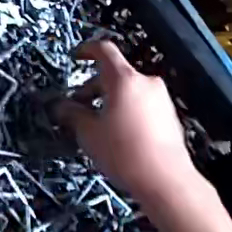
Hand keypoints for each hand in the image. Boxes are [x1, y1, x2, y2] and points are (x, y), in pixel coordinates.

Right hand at [57, 40, 204, 215]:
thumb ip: (72, 114)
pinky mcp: (170, 115)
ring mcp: (161, 98)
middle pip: (115, 73)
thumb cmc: (124, 153)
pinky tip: (119, 134)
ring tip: (98, 124)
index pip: (104, 50)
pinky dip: (127, 109)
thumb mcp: (89, 133)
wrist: (167, 181)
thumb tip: (61, 107)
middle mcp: (146, 83)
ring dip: (110, 99)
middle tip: (79, 105)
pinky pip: (142, 103)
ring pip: (129, 89)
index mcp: (124, 79)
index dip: (86, 50)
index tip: (76, 57)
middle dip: (94, 86)